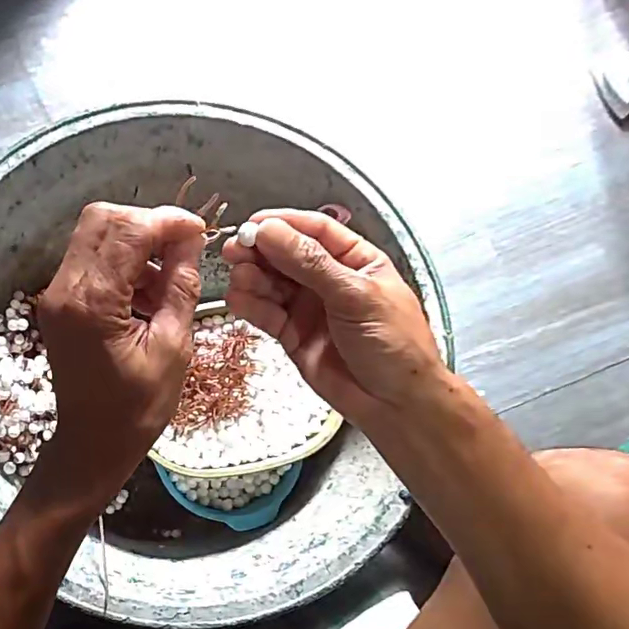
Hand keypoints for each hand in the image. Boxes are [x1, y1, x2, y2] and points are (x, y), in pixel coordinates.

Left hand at [33, 203, 205, 502]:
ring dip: (134, 244)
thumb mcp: (172, 347)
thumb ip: (180, 286)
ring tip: (167, 279)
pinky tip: (145, 291)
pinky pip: (89, 262)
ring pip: (94, 236)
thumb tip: (190, 241)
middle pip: (102, 220)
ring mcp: (56, 296)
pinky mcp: (58, 304)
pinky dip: (120, 263)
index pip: (127, 230)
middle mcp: (64, 290)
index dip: (167, 221)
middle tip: (182, 248)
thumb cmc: (136, 408)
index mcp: (93, 303)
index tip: (198, 231)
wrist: (93, 443)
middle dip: (147, 224)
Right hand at [223, 209, 444, 430]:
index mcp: (355, 260)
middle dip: (259, 252)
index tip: (252, 224)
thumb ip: (310, 263)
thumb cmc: (394, 344)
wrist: (395, 403)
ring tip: (240, 280)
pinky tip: (239, 301)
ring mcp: (308, 308)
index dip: (282, 225)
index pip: (314, 231)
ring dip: (252, 279)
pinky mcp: (292, 336)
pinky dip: (251, 307)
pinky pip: (266, 315)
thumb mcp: (355, 295)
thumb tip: (271, 232)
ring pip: (271, 285)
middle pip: (285, 256)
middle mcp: (328, 281)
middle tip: (233, 251)